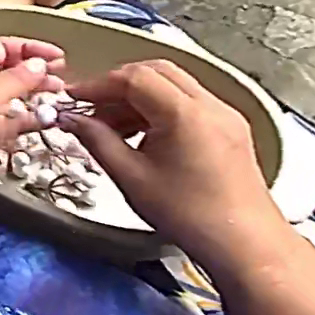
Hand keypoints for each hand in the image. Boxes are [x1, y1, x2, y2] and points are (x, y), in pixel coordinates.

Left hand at [0, 36, 65, 185]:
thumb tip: (39, 64)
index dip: (29, 47)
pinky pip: (14, 121)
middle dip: (36, 70)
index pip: (3, 47)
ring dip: (37, 94)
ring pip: (15, 96)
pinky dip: (32, 119)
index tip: (55, 55)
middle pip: (11, 70)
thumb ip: (16, 79)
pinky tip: (49, 120)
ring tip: (59, 95)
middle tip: (60, 76)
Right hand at [61, 60, 298, 268]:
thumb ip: (96, 140)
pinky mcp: (226, 127)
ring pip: (170, 84)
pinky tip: (136, 133)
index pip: (134, 78)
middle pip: (154, 71)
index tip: (73, 98)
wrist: (243, 242)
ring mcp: (223, 115)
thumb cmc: (189, 213)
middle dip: (116, 84)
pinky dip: (155, 107)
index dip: (97, 85)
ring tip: (108, 124)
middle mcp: (210, 106)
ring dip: (135, 96)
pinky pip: (185, 101)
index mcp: (186, 115)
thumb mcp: (129, 176)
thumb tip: (71, 119)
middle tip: (89, 105)